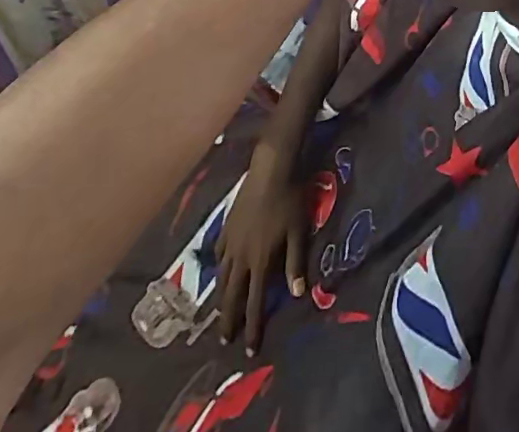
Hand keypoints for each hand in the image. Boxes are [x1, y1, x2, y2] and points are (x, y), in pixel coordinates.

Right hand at [214, 149, 309, 354]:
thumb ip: (296, 263)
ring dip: (220, 296)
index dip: (252, 327)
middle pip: (231, 293)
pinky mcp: (227, 224)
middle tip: (224, 339)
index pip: (254, 302)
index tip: (248, 350)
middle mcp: (241, 256)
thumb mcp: (300, 231)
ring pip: (222, 275)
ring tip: (218, 311)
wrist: (272, 169)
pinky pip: (219, 252)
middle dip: (228, 318)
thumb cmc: (290, 199)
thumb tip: (296, 294)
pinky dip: (219, 265)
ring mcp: (231, 239)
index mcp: (260, 261)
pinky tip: (220, 267)